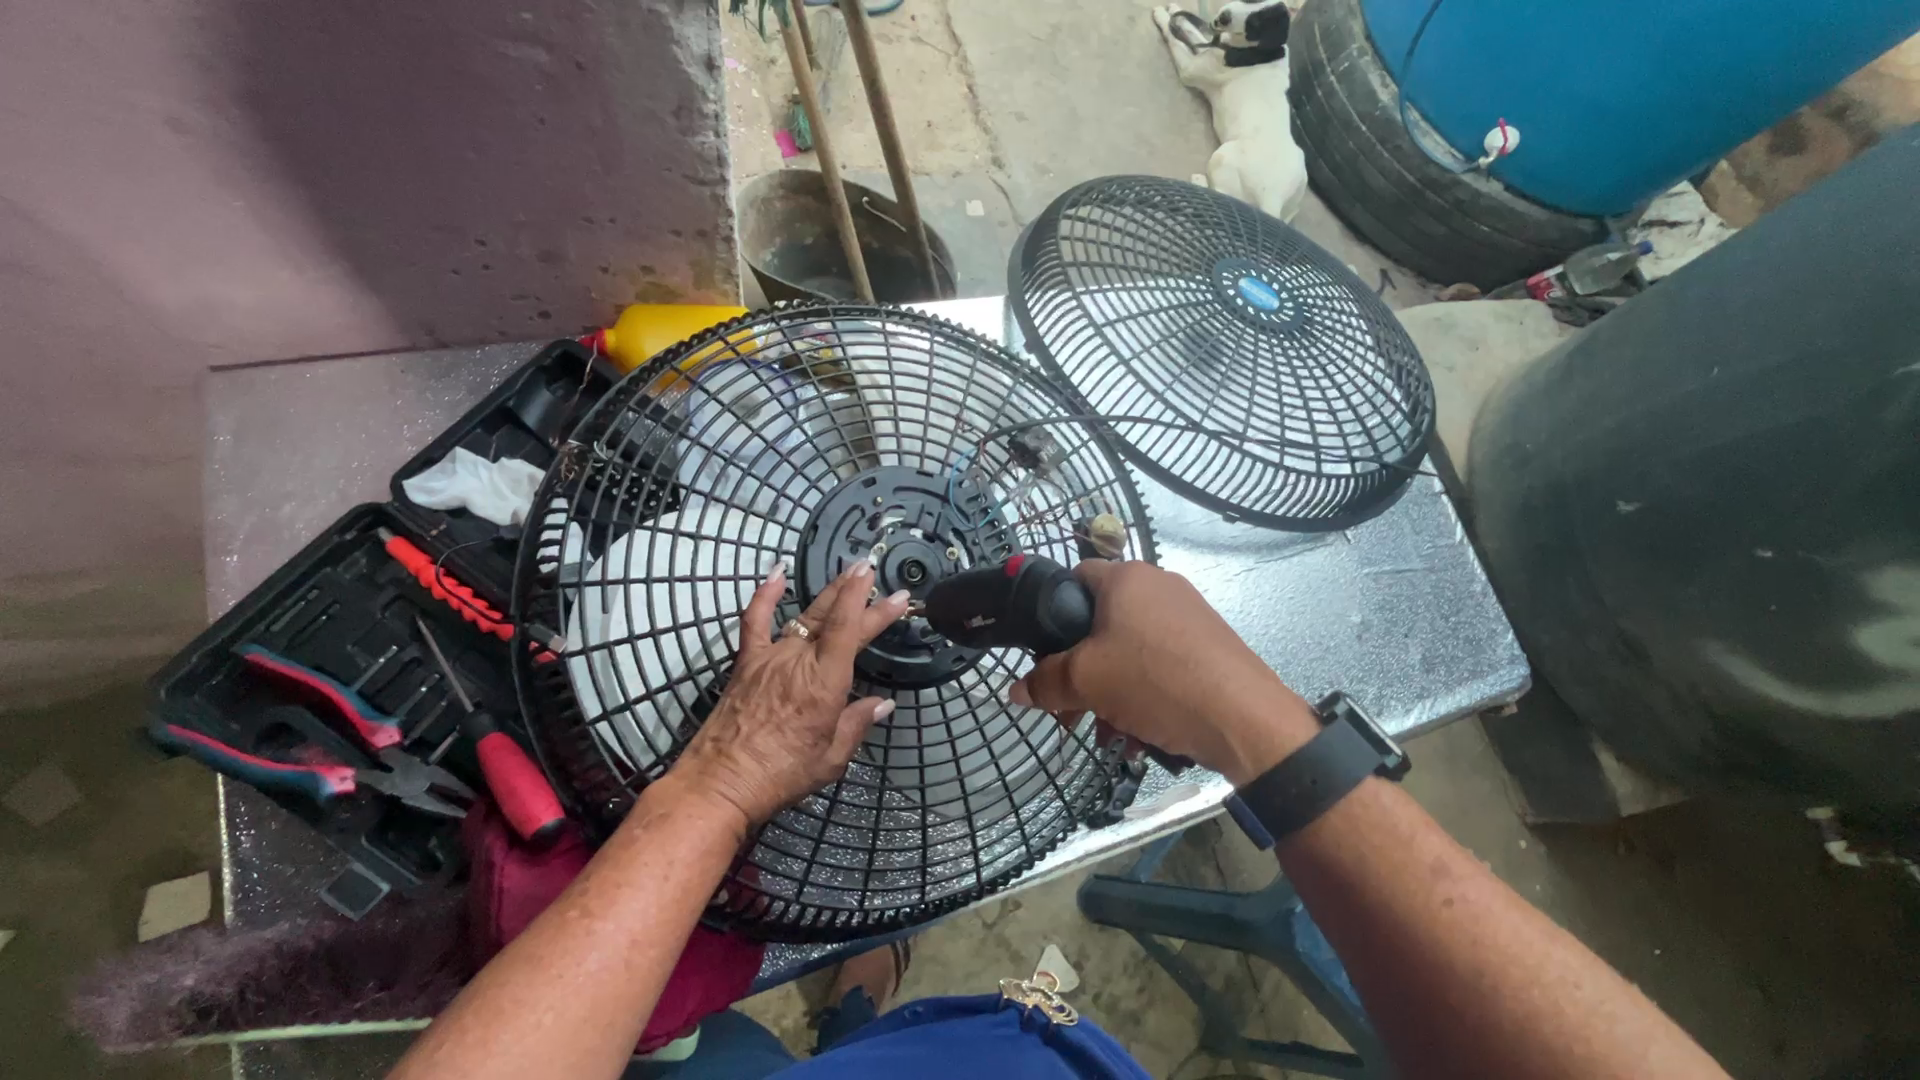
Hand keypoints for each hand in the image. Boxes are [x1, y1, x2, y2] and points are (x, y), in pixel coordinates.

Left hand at [668, 559, 910, 832]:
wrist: (720, 783)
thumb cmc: (781, 775)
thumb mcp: (831, 758)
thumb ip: (857, 724)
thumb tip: (883, 705)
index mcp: (825, 682)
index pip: (851, 630)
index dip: (873, 607)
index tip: (893, 591)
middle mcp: (798, 660)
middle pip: (832, 618)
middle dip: (857, 593)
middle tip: (875, 574)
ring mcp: (769, 657)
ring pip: (803, 616)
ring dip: (827, 594)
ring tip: (847, 575)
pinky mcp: (746, 662)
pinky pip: (755, 620)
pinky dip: (765, 594)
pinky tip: (777, 572)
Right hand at [1010, 561, 1318, 785]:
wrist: (1245, 719)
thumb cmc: (1155, 681)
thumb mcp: (1086, 682)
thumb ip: (1045, 682)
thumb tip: (1016, 690)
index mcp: (1127, 577)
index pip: (1073, 577)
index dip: (1051, 612)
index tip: (1044, 654)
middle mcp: (1159, 586)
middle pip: (1101, 622)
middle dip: (1081, 669)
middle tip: (1069, 707)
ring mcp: (1189, 615)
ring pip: (1129, 650)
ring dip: (1110, 691)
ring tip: (1106, 732)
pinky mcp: (1209, 646)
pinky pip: (1159, 664)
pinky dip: (1143, 694)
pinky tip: (1139, 734)